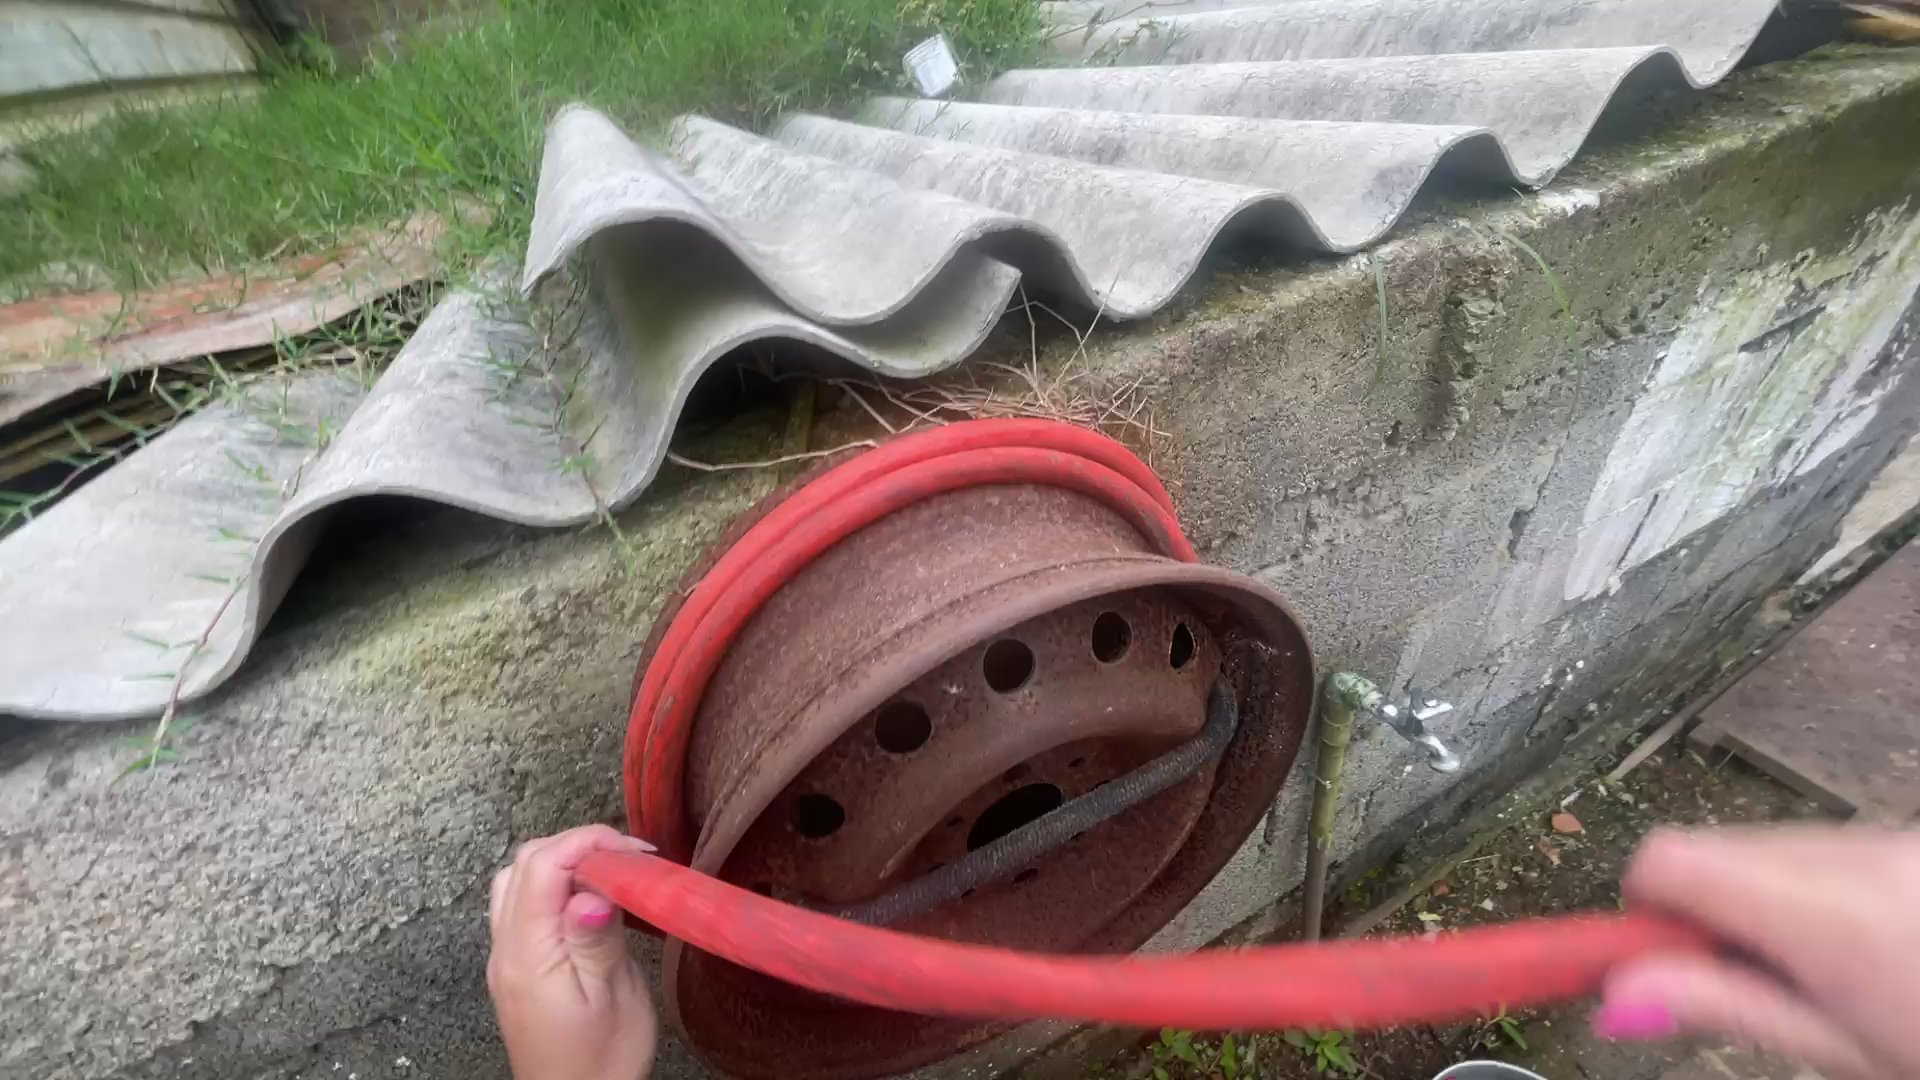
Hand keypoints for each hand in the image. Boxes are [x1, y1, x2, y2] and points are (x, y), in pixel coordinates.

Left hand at [488, 825, 658, 1079]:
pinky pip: (523, 900)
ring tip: (611, 872)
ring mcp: (507, 956)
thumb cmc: (603, 1057)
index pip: (542, 866)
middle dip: (579, 844)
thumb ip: (596, 939)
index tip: (636, 851)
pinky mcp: (518, 963)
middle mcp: (506, 949)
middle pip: (525, 862)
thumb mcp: (611, 997)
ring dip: (564, 859)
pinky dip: (556, 880)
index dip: (589, 841)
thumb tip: (591, 892)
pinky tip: (590, 896)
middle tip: (628, 859)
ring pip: (518, 877)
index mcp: (527, 955)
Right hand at [1599, 826, 1919, 1078]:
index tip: (1664, 953)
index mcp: (1824, 908)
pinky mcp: (1914, 839)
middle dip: (1715, 906)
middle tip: (1768, 979)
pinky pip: (1826, 847)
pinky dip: (1822, 888)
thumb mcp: (1855, 1053)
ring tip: (1845, 969)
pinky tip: (1884, 944)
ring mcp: (1893, 838)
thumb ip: (1727, 1006)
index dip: (1647, 902)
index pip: (1665, 860)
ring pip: (1769, 848)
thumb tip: (1614, 996)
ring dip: (1770, 897)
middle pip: (1715, 849)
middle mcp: (1851, 850)